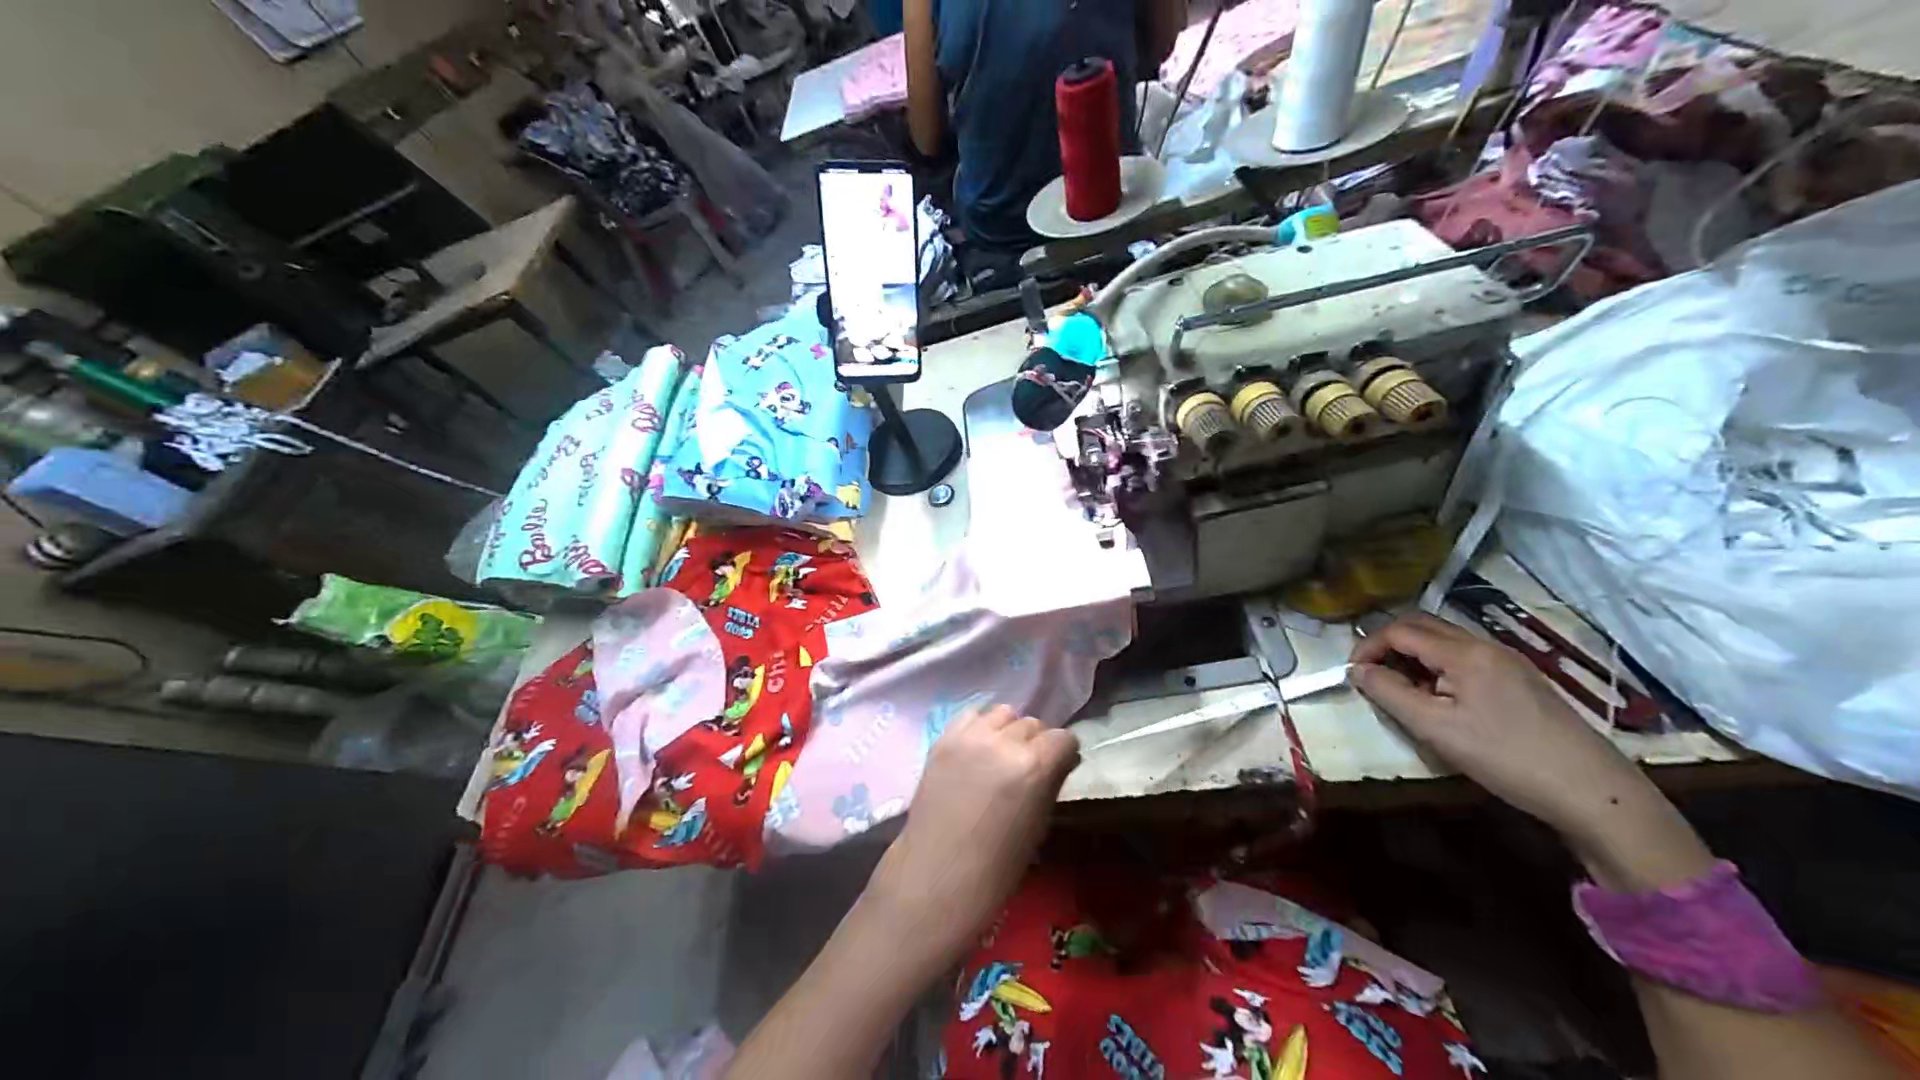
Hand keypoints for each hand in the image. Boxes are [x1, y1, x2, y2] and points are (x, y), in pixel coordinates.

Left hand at [867, 706, 1078, 952]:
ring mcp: (969, 737)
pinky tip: (979, 748)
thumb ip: (1051, 783)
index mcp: (1033, 766)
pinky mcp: (943, 739)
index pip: (1063, 738)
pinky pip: (971, 716)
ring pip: (1003, 713)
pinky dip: (981, 727)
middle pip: (1033, 724)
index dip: (1065, 754)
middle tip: (1030, 766)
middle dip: (1038, 742)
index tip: (1061, 766)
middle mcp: (1003, 742)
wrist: (937, 875)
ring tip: (1002, 753)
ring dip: (1009, 730)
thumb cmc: (997, 866)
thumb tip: (1059, 762)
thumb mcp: (1039, 825)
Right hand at [1349, 614, 1713, 888]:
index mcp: (1463, 652)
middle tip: (1372, 676)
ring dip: (1413, 654)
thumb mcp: (1435, 728)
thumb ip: (1390, 693)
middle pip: (1422, 625)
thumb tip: (1358, 671)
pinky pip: (1465, 656)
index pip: (1399, 630)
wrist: (1590, 789)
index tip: (1353, 675)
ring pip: (1444, 639)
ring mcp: (1507, 660)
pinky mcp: (1520, 678)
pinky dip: (1438, 665)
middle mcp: (1485, 645)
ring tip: (1401, 689)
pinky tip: (1439, 697)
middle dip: (1388, 644)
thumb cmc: (1504, 756)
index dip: (1368, 646)